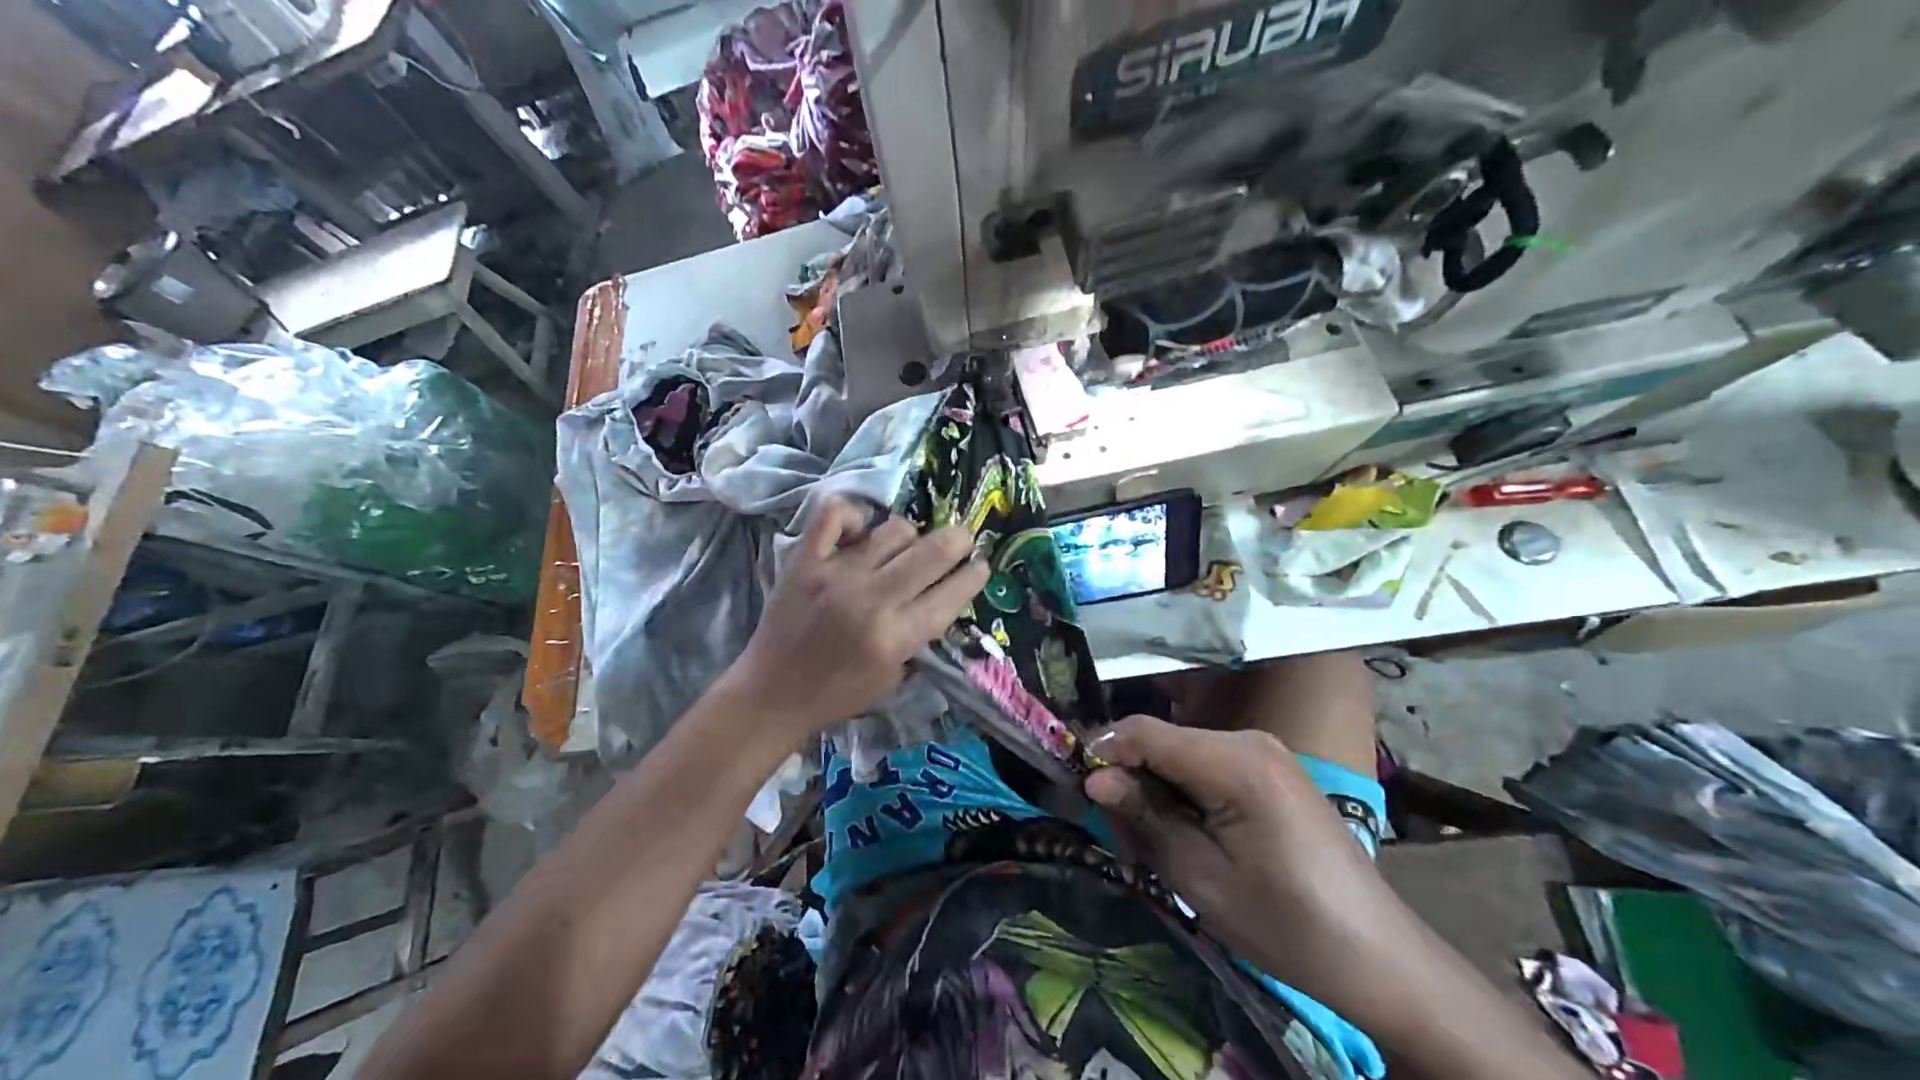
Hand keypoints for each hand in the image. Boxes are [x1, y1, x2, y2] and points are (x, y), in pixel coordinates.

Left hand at [725, 497, 989, 739]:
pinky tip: (860, 530)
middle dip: (958, 540)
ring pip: (894, 529)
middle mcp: (872, 599)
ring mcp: (836, 573)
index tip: (981, 566)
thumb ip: (922, 638)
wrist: (772, 693)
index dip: (975, 574)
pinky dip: (853, 516)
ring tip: (906, 548)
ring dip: (911, 536)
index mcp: (896, 636)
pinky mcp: (805, 559)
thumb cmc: (838, 694)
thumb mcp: (893, 678)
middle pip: (933, 551)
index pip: (951, 593)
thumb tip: (945, 598)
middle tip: (960, 542)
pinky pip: (834, 514)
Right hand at [1083, 716, 1388, 975]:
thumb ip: (1144, 816)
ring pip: (1180, 752)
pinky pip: (1207, 764)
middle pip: (1162, 740)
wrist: (1376, 955)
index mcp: (1235, 761)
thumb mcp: (1199, 877)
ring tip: (1150, 844)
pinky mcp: (1270, 768)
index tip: (1079, 791)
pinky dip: (1183, 792)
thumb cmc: (1284, 923)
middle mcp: (1249, 739)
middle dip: (1129, 778)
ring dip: (1155, 789)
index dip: (1103, 752)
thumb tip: (1094, 778)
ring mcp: (1264, 750)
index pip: (1144, 730)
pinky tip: (1185, 835)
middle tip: (1118, 835)